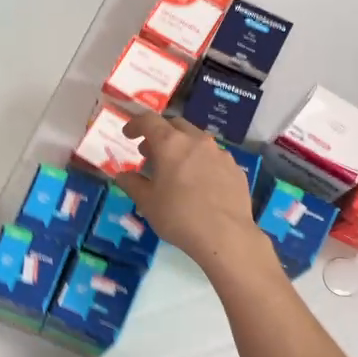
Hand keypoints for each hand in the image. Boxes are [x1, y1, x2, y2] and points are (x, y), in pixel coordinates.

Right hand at [115, 114, 267, 275]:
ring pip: (197, 140)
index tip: (127, 135)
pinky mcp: (235, 168)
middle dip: (160, 135)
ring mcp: (220, 153)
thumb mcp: (147, 203)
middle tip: (150, 154)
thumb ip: (132, 184)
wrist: (225, 235)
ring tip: (175, 170)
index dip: (135, 124)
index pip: (149, 121)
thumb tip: (122, 175)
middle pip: (175, 125)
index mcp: (171, 144)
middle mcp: (197, 141)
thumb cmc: (178, 217)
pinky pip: (213, 158)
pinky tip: (199, 184)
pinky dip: (200, 162)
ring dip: (182, 148)